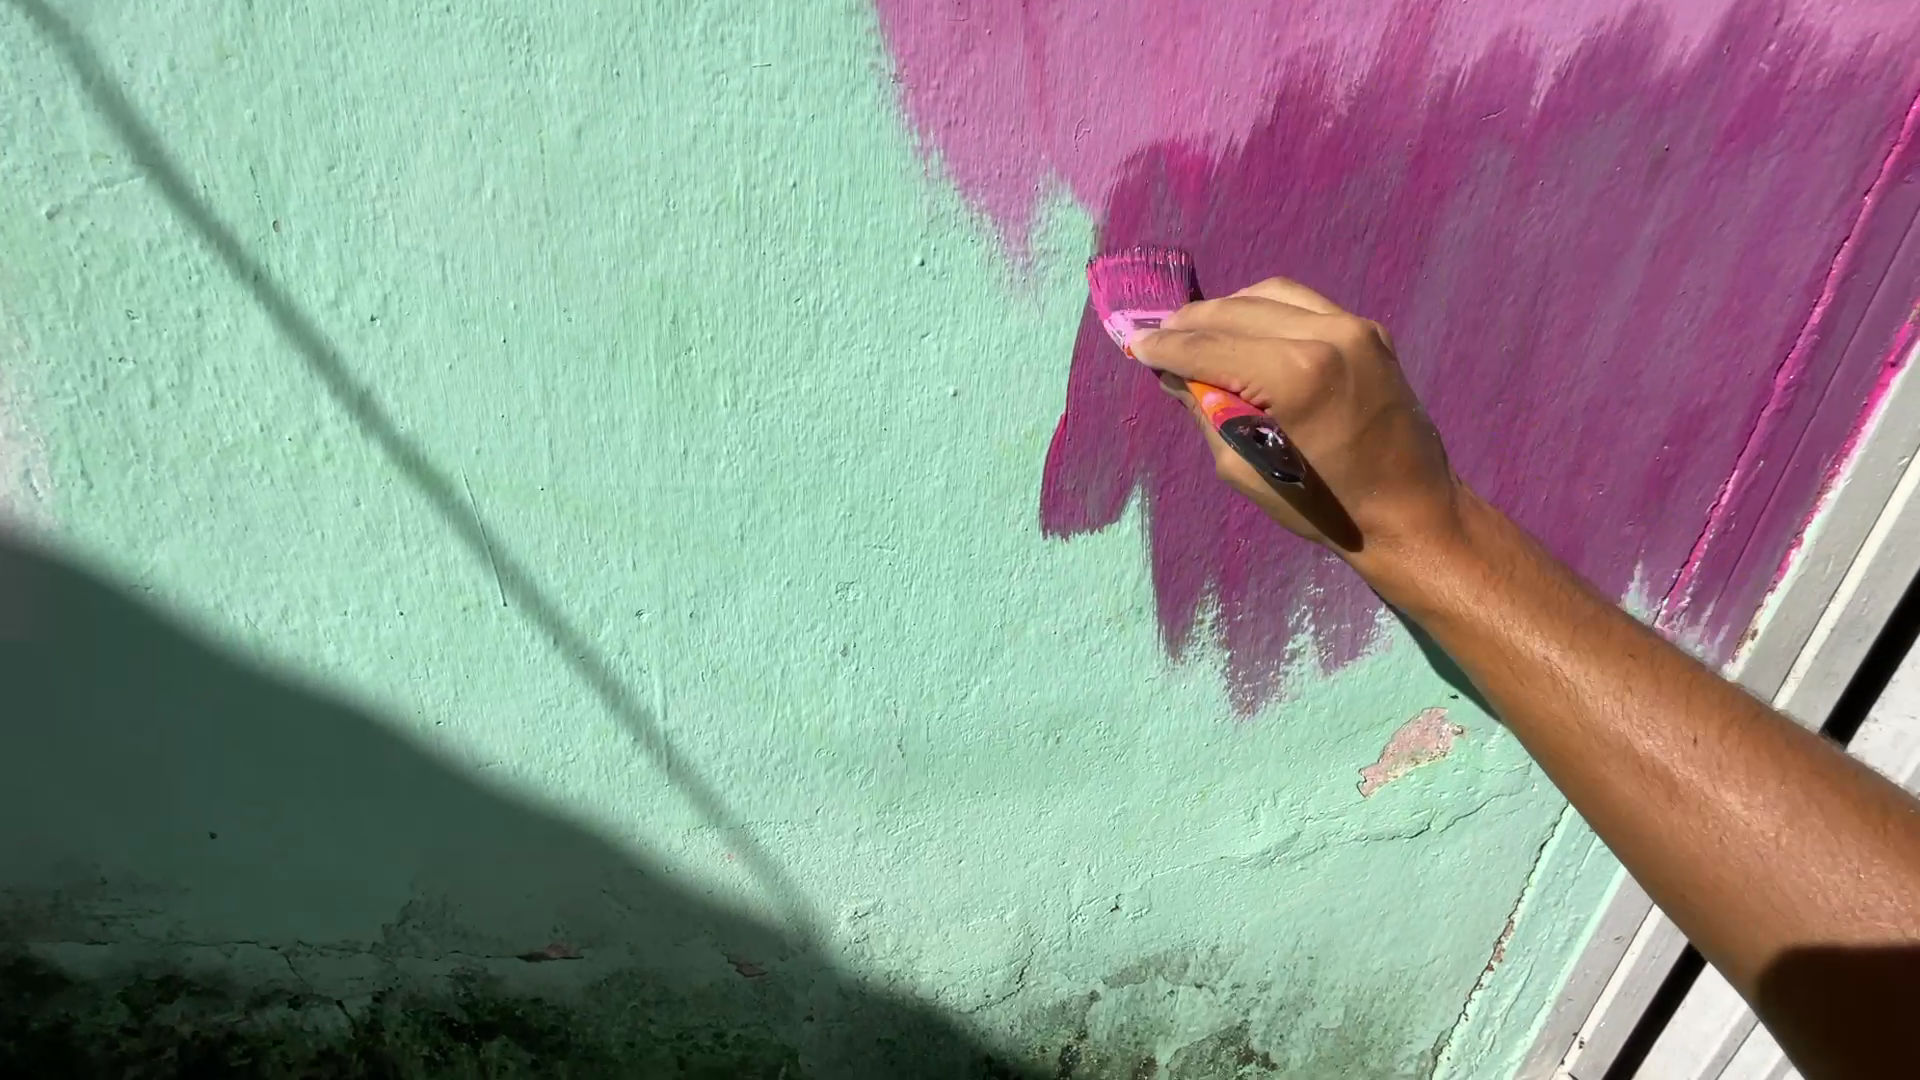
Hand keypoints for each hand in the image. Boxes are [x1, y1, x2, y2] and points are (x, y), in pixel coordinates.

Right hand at [1130, 277, 1462, 567]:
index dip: (1165, 347)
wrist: (1409, 508)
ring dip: (1222, 310)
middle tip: (1155, 337)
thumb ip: (1207, 413)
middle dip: (1187, 323)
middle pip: (1234, 311)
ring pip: (1266, 294)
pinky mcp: (1367, 329)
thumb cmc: (1319, 505)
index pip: (1209, 347)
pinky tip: (1239, 328)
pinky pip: (1299, 302)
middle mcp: (1327, 335)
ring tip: (1193, 331)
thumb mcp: (1243, 468)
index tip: (1134, 344)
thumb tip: (1176, 376)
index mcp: (1295, 375)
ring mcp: (1353, 325)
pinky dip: (1260, 309)